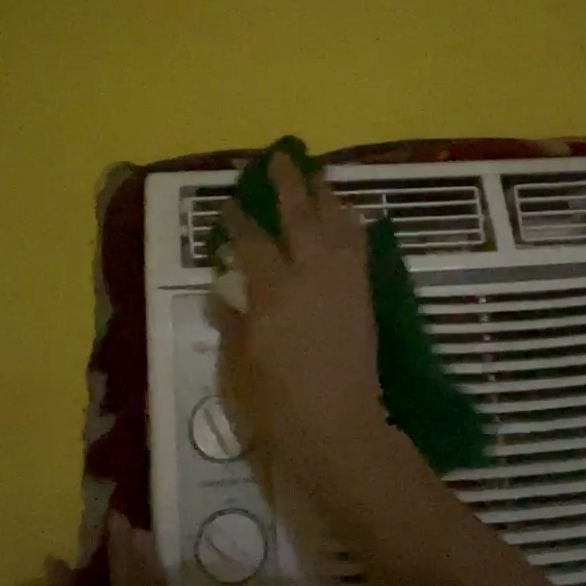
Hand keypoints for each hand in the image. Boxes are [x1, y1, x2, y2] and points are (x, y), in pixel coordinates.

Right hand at [212, 155, 389, 489]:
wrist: (338, 426)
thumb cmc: (279, 403)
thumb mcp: (241, 365)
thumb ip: (231, 321)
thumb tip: (222, 292)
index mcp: (273, 291)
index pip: (252, 243)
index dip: (239, 222)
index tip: (230, 206)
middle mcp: (310, 275)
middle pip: (299, 218)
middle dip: (288, 185)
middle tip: (281, 158)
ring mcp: (342, 283)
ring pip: (336, 225)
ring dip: (327, 197)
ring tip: (320, 175)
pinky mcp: (363, 295)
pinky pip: (359, 248)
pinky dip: (352, 226)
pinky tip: (348, 217)